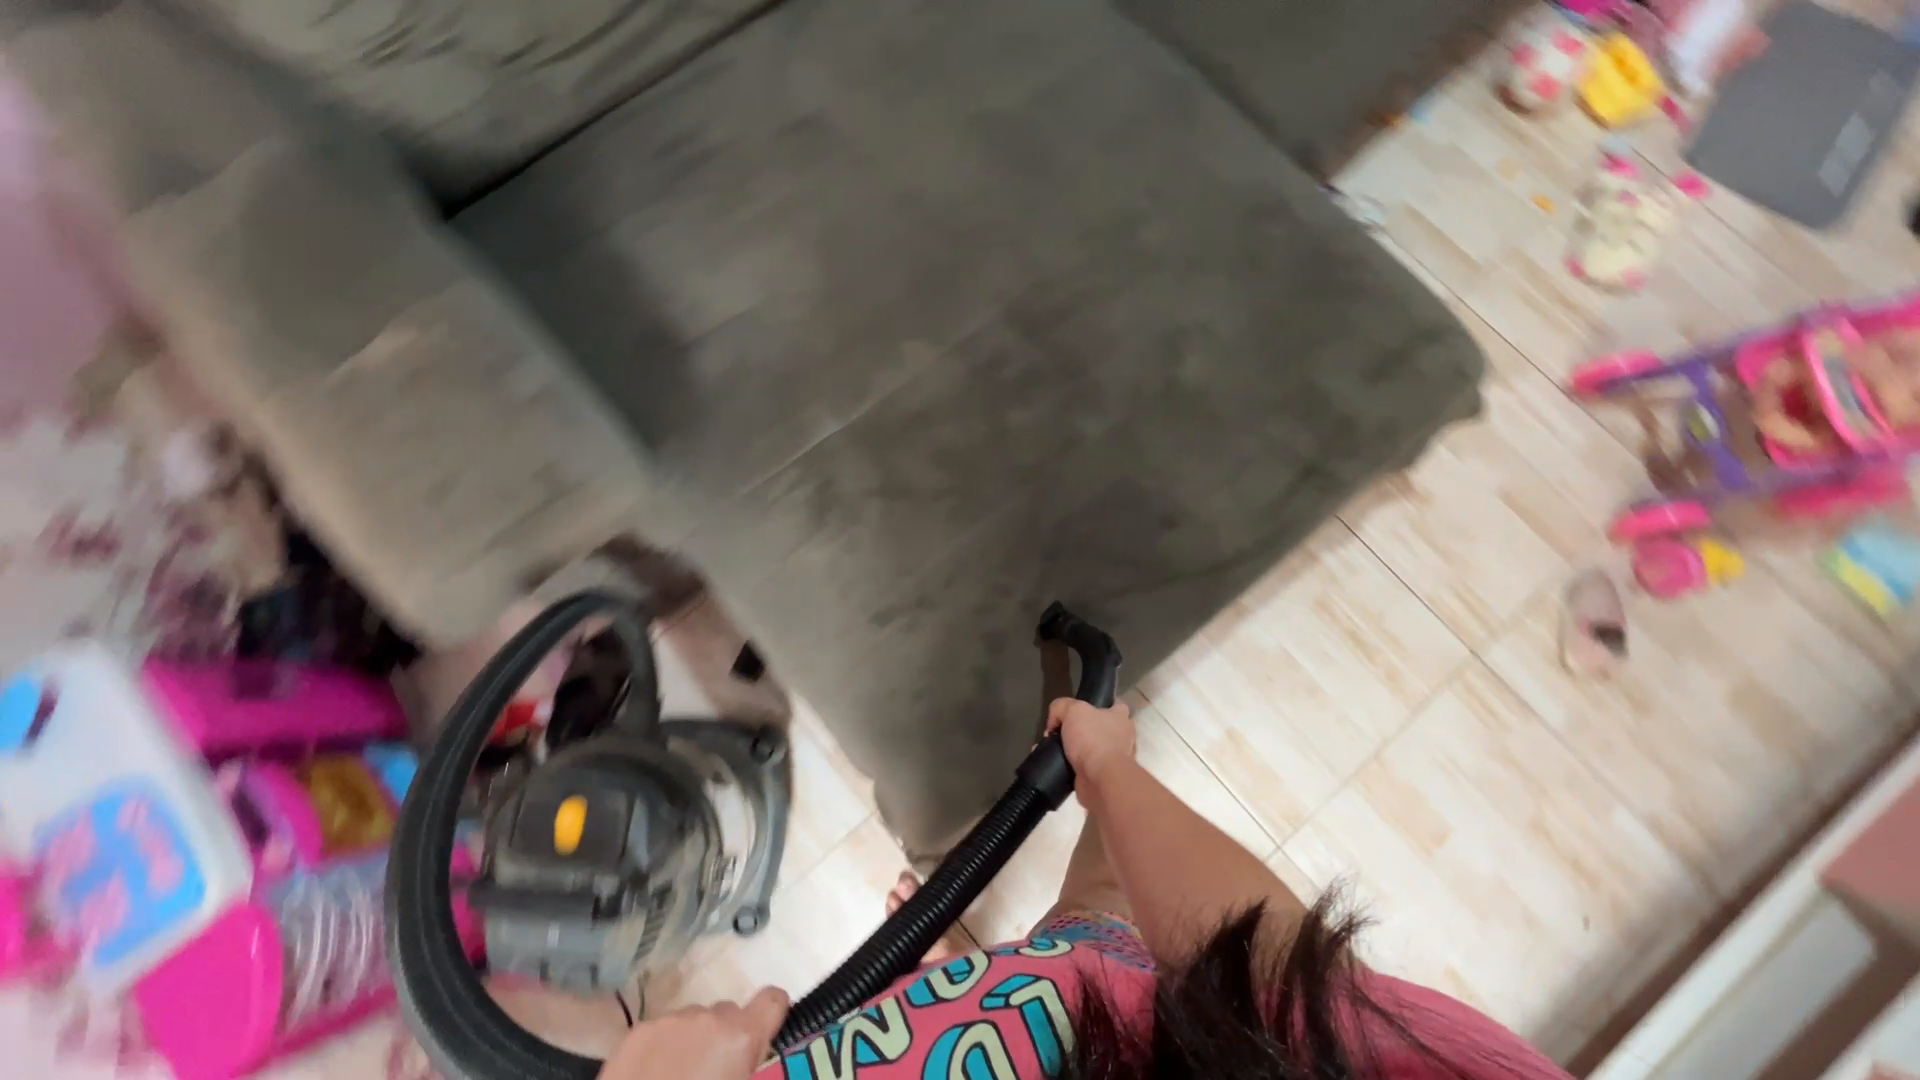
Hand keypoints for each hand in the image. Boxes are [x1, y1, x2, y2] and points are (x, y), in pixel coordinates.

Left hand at [597, 987, 788, 1079]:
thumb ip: (745, 1071)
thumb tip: (742, 1067)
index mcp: (741, 1038)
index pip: (773, 1000)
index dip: (771, 1014)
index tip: (762, 1035)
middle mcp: (710, 1018)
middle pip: (728, 1013)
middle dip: (723, 1038)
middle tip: (710, 1074)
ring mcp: (671, 1020)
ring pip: (694, 1021)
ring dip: (692, 1041)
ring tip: (675, 1079)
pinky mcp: (639, 1031)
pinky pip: (663, 1029)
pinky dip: (663, 1048)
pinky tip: (650, 1078)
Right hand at [1044, 697, 1135, 789]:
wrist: (1100, 779)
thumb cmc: (1093, 739)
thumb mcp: (1072, 709)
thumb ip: (1061, 707)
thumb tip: (1054, 721)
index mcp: (1121, 718)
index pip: (1115, 705)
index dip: (1099, 705)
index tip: (1082, 709)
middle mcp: (1122, 738)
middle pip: (1101, 728)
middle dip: (1082, 730)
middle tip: (1062, 732)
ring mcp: (1115, 760)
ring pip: (1092, 750)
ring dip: (1075, 751)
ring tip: (1055, 749)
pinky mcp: (1104, 778)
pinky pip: (1085, 769)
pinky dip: (1072, 768)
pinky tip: (1057, 765)